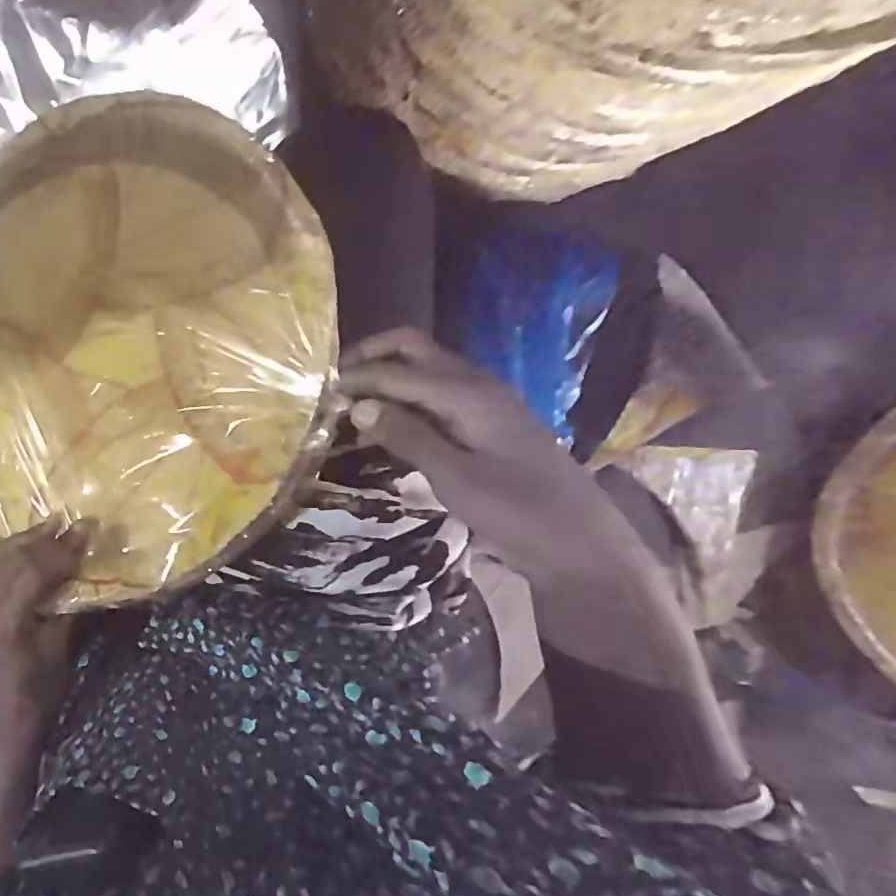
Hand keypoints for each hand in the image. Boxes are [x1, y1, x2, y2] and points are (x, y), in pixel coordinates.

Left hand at [0, 520, 90, 729]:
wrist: (11, 713)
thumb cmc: (43, 685)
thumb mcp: (62, 643)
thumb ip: (66, 602)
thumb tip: (81, 567)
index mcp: (9, 620)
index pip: (35, 570)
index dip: (62, 548)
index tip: (85, 529)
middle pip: (12, 559)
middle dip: (44, 539)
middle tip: (69, 524)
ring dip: (19, 541)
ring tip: (44, 528)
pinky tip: (1, 554)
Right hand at [336, 328, 647, 587]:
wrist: (578, 545)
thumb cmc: (517, 512)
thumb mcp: (454, 478)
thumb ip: (406, 436)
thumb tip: (357, 404)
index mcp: (468, 394)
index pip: (398, 371)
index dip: (356, 378)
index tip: (318, 394)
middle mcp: (476, 387)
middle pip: (414, 351)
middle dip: (371, 358)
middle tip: (333, 385)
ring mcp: (483, 405)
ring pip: (424, 372)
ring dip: (386, 379)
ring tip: (348, 407)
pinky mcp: (484, 427)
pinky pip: (434, 399)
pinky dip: (403, 402)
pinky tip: (382, 429)